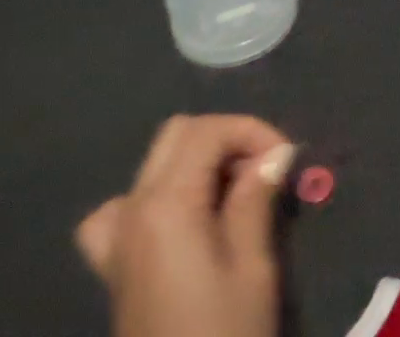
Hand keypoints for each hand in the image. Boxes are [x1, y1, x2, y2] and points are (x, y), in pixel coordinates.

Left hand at [75, 115, 295, 336]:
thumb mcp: (252, 268)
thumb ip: (255, 199)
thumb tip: (274, 155)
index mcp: (165, 204)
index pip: (207, 131)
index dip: (252, 131)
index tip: (287, 161)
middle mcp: (131, 207)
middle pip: (178, 135)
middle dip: (227, 141)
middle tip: (266, 175)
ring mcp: (114, 236)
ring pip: (154, 163)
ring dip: (198, 164)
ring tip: (235, 198)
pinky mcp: (112, 264)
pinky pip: (122, 208)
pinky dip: (155, 197)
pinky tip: (180, 223)